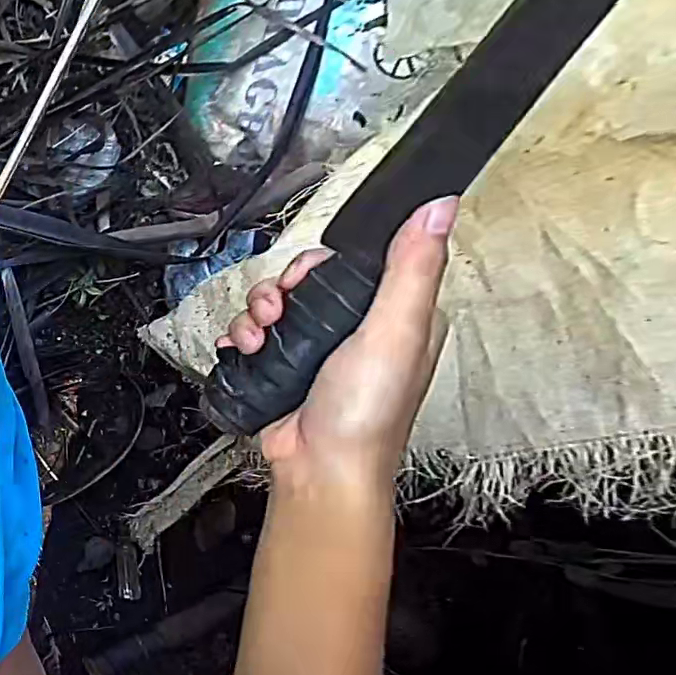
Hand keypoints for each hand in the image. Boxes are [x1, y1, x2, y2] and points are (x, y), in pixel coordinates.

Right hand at [219, 196, 455, 488]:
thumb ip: (412, 270)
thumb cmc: (365, 413)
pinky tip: (240, 350)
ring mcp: (311, 351)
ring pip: (269, 309)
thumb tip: (439, 208)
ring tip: (255, 340)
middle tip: (273, 313)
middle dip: (275, 293)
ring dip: (251, 318)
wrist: (319, 465)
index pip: (348, 266)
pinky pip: (248, 338)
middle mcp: (350, 330)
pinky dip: (236, 339)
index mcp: (392, 315)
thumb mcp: (395, 333)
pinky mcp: (279, 369)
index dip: (316, 265)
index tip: (302, 278)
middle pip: (299, 286)